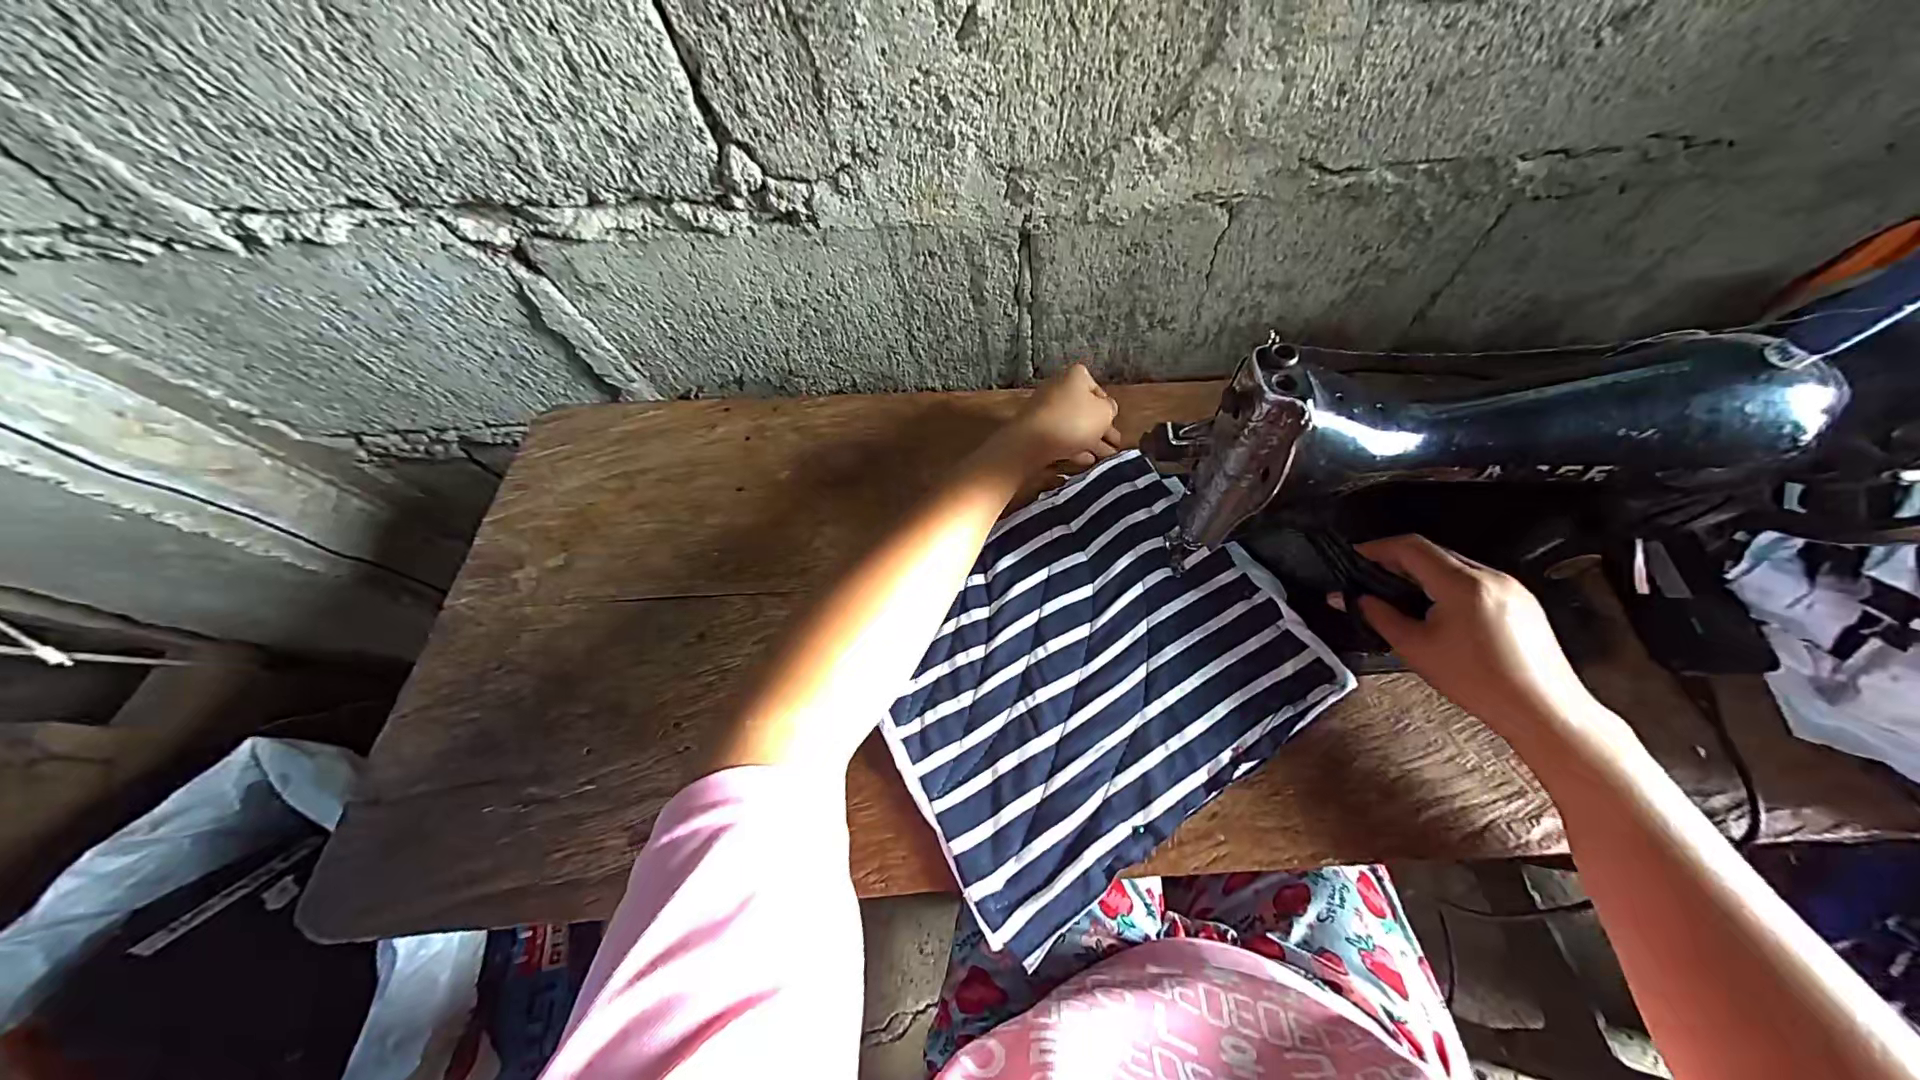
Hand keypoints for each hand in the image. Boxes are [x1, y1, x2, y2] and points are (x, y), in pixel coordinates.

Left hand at [1002, 363, 1123, 466]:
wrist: (1034, 441)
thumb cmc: (1075, 420)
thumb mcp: (1104, 413)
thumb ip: (1110, 409)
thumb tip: (1107, 409)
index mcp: (1075, 376)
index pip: (1098, 389)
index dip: (1108, 407)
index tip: (1113, 421)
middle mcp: (1058, 389)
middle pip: (1085, 410)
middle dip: (1102, 429)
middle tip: (1115, 445)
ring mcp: (1044, 411)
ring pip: (1074, 427)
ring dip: (1091, 442)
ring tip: (1105, 458)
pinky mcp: (1036, 432)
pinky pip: (1060, 439)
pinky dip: (1074, 449)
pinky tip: (1087, 461)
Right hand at [1342, 534, 1614, 747]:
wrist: (1542, 709)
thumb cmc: (1482, 683)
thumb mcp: (1415, 648)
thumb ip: (1380, 616)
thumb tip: (1357, 599)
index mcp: (1463, 585)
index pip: (1411, 547)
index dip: (1377, 547)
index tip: (1356, 555)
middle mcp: (1492, 578)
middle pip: (1433, 552)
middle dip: (1397, 560)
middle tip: (1370, 576)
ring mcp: (1511, 588)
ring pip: (1454, 565)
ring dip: (1422, 572)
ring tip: (1399, 593)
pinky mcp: (1521, 602)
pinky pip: (1475, 580)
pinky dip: (1447, 585)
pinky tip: (1435, 608)